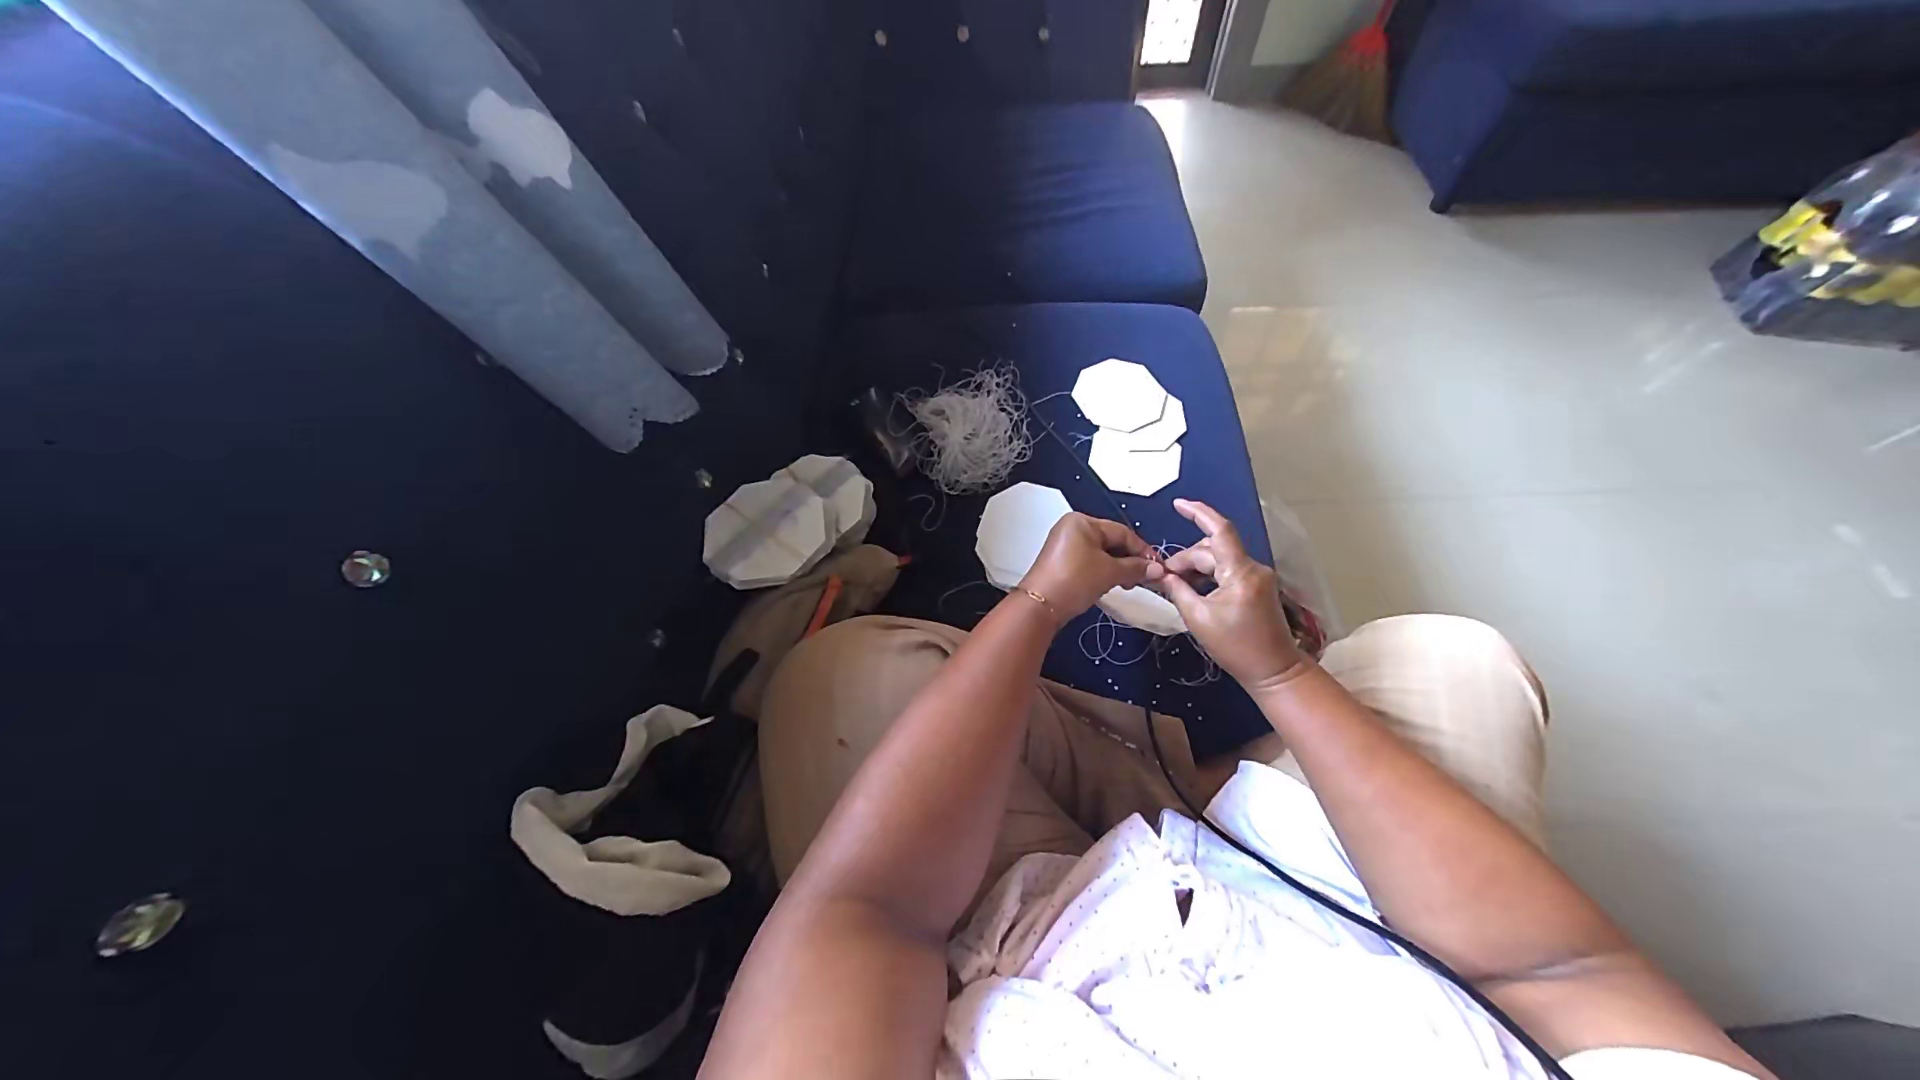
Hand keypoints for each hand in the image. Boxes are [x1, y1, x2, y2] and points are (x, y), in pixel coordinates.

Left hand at [1019, 513, 1163, 624]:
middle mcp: (1072, 528)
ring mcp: (1065, 545)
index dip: (1142, 550)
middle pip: (1111, 541)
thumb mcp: (1109, 572)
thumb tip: (1157, 569)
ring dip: (1118, 568)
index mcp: (1082, 522)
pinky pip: (1090, 562)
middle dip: (1130, 560)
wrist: (1040, 606)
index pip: (1122, 532)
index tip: (1158, 566)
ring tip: (1129, 583)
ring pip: (1102, 553)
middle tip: (1145, 578)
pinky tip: (1112, 584)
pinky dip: (1104, 572)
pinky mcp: (1062, 562)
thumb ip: (1135, 568)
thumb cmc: (1074, 581)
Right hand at [1153, 499, 1307, 691]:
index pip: (1219, 531)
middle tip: (1164, 579)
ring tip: (1177, 586)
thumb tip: (1160, 574)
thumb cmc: (1235, 647)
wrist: (1274, 671)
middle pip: (1212, 549)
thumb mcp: (1198, 618)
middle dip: (1186, 559)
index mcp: (1240, 573)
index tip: (1178, 504)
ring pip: (1219, 559)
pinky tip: (1194, 589)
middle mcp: (1253, 568)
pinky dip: (1209, 576)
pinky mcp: (1258, 586)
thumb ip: (1177, 590)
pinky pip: (1228, 570)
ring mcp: (1258, 576)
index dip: (1199, 513)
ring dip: (1196, 568)